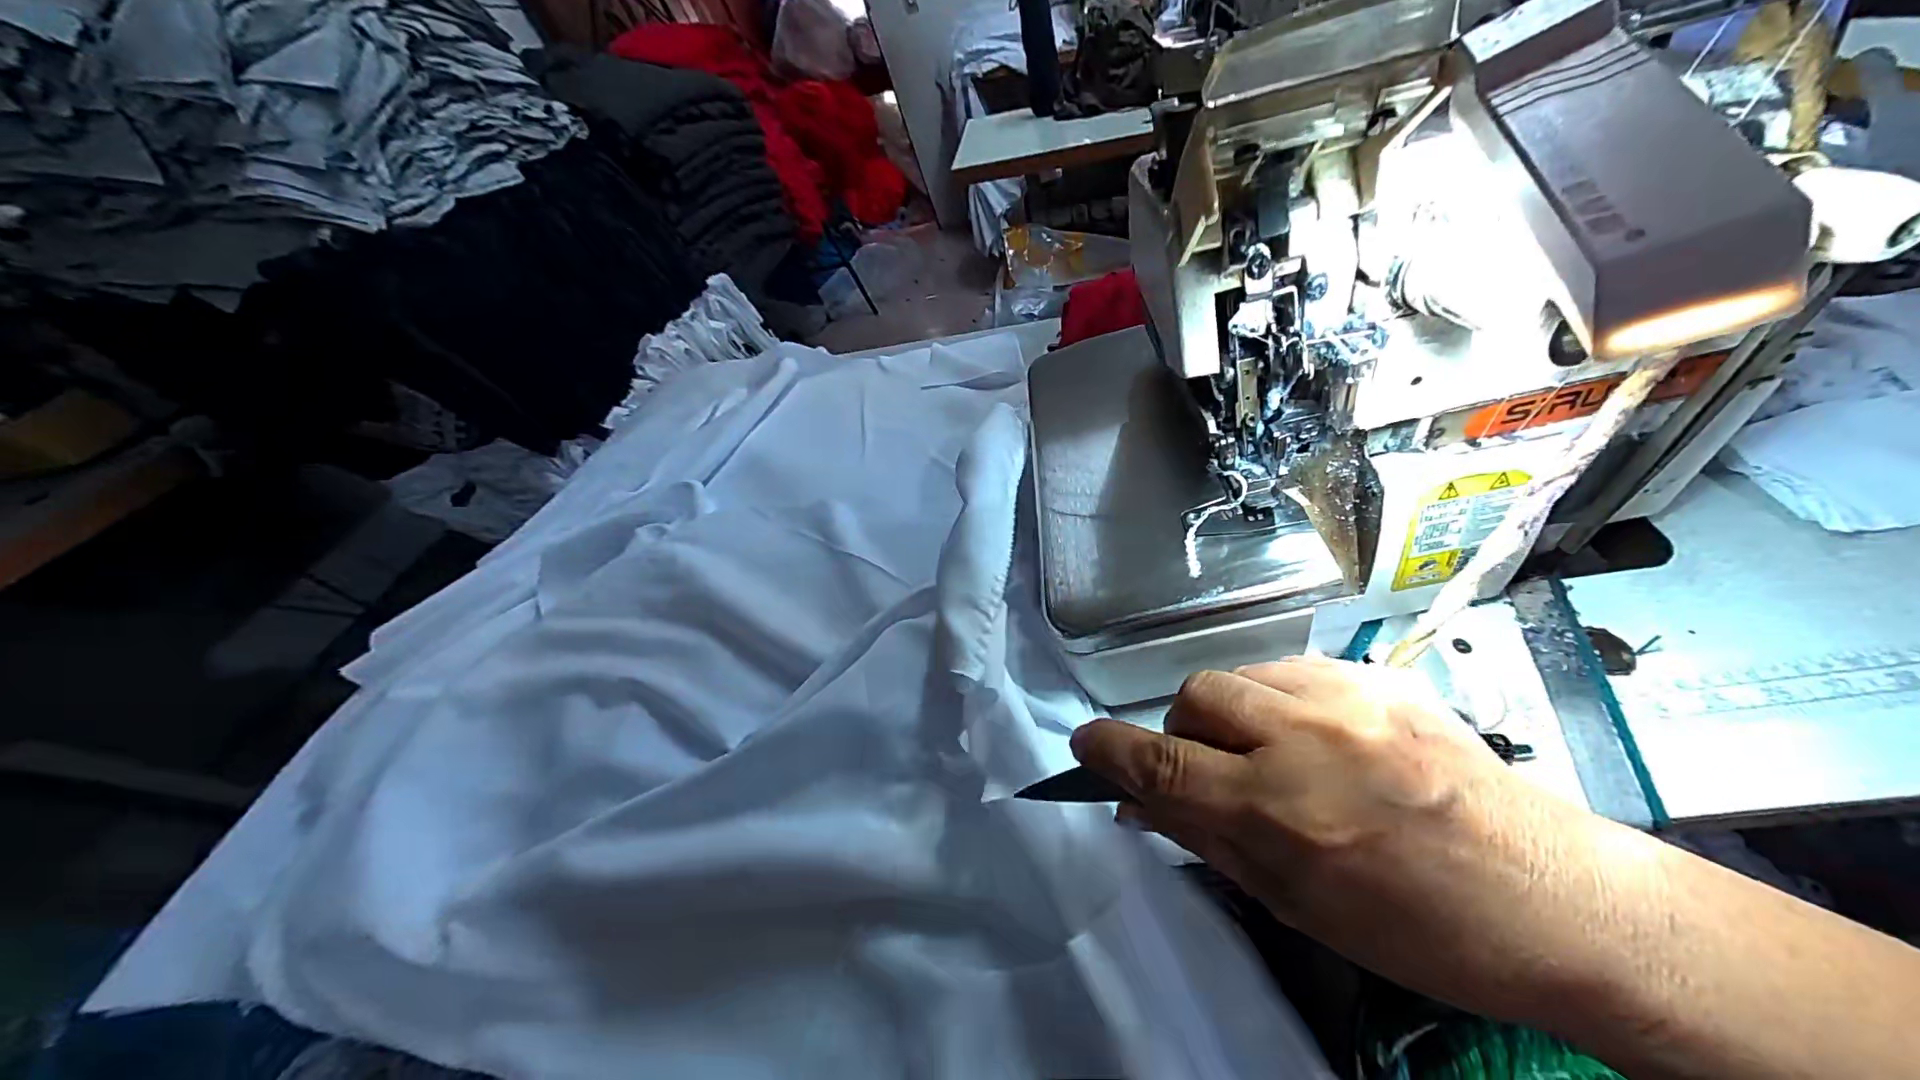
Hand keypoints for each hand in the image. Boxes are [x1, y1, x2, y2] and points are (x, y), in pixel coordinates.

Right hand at [1069, 657, 1621, 1026]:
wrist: (1558, 899)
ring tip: (1267, 751)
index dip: (1109, 750)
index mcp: (1282, 813)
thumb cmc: (1419, 930)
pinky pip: (1291, 671)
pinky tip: (1315, 736)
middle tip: (1208, 768)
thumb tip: (1138, 805)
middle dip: (1181, 730)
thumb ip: (1205, 841)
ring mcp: (1349, 698)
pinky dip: (1278, 701)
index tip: (1084, 743)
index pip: (1161, 764)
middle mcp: (1306, 740)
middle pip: (1194, 697)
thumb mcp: (1296, 905)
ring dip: (1229, 713)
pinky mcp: (1382, 678)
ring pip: (1239, 676)